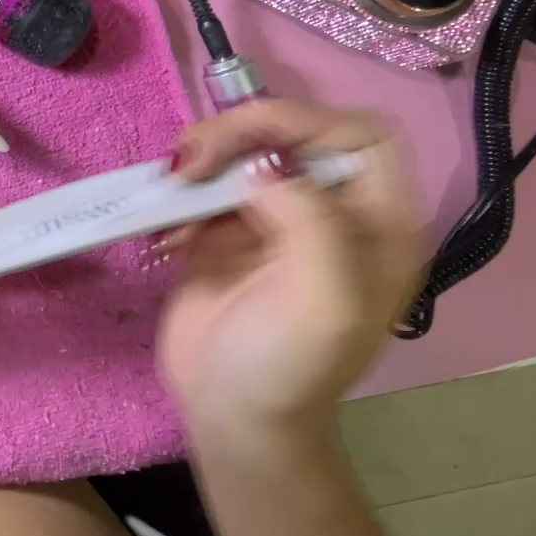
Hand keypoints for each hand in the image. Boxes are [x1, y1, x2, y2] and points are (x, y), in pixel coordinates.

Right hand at [156, 100, 423, 437]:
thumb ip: (309, 220)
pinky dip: (174, 194)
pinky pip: (199, 188)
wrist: (230, 412)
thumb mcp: (321, 300)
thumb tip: (264, 163)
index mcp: (375, 224)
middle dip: (235, 135)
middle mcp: (327, 212)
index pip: (358, 137)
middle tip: (185, 163)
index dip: (304, 123)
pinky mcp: (220, 233)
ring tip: (167, 184)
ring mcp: (269, 220)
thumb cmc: (287, 365)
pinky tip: (161, 227)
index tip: (244, 146)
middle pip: (288, 134)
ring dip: (198, 157)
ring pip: (238, 153)